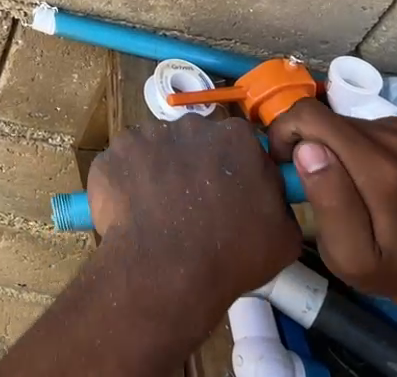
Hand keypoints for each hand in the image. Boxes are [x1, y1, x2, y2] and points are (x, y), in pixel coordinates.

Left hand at [87, 114, 301, 306]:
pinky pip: (122, 165)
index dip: (230, 167)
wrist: (168, 270)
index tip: (226, 192)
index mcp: (235, 137)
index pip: (235, 142)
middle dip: (191, 165)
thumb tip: (263, 185)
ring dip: (156, 172)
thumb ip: (275, 195)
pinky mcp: (112, 153)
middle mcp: (188, 125)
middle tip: (191, 205)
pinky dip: (125, 184)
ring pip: (154, 150)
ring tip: (159, 212)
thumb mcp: (283, 232)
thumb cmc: (232, 254)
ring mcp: (144, 135)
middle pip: (192, 140)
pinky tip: (133, 213)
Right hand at [267, 100, 396, 306]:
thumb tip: (306, 149)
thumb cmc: (392, 270)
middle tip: (308, 182)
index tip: (286, 166)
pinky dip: (344, 144)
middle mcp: (394, 139)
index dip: (285, 133)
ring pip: (337, 119)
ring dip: (325, 145)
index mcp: (379, 168)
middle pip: (322, 117)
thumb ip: (328, 202)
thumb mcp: (349, 256)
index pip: (310, 116)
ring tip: (336, 184)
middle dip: (304, 142)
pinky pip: (355, 124)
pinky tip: (355, 176)